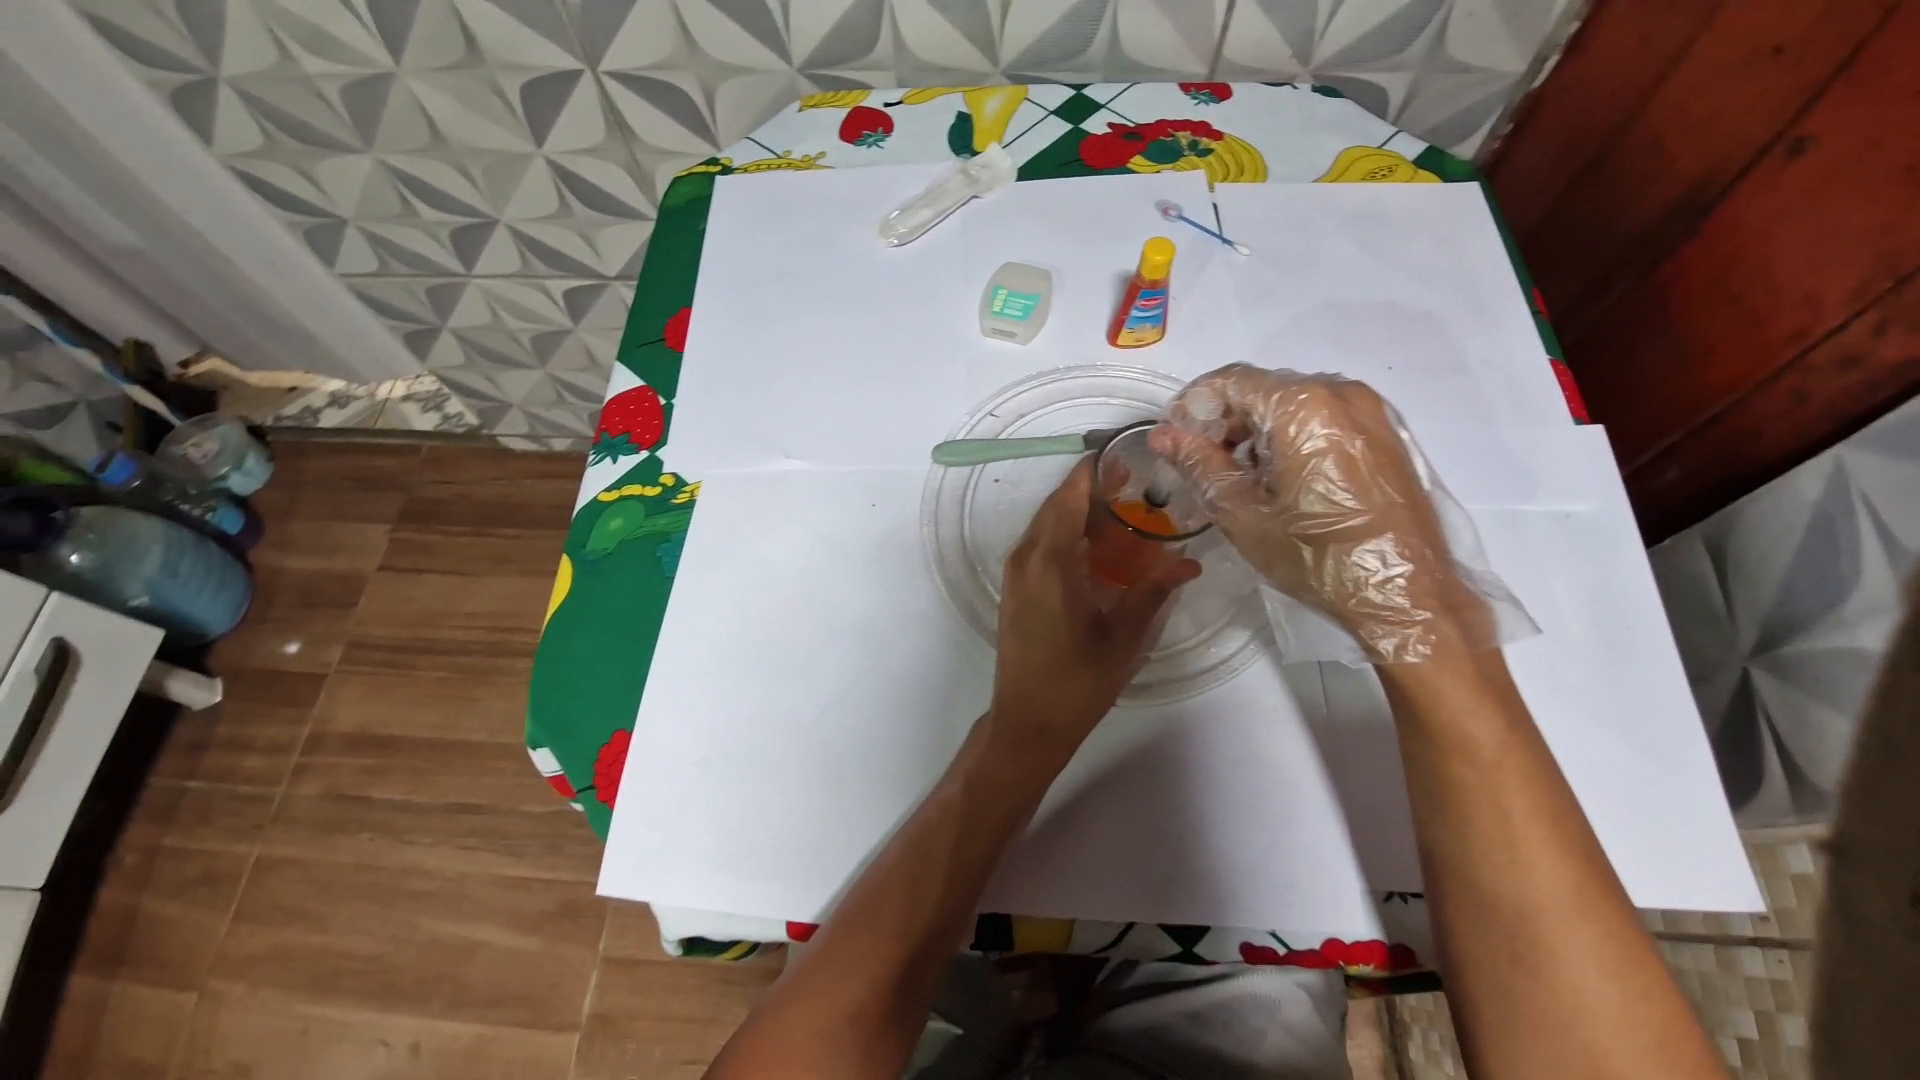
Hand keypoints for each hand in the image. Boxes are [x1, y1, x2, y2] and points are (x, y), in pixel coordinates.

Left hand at [991, 458, 1199, 749]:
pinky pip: (1042, 545)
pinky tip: (1101, 550)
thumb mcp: (1123, 638)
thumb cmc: (1076, 683)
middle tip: (1137, 483)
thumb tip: (1188, 562)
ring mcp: (1016, 573)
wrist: (1027, 722)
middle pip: (1057, 505)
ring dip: (1081, 514)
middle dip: (1094, 491)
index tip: (1126, 453)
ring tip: (1125, 512)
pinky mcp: (1016, 588)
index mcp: (1050, 562)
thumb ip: (1152, 591)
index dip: (1095, 470)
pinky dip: (1070, 536)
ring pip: (1048, 525)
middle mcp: (1026, 558)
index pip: (1069, 496)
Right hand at [1150, 363, 1491, 662]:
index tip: (1173, 440)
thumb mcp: (1244, 514)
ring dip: (1258, 431)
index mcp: (1303, 406)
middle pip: (1264, 389)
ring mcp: (1371, 412)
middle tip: (1201, 465)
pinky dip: (1293, 438)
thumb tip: (1163, 436)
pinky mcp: (1387, 434)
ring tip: (1240, 479)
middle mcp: (1340, 394)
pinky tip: (1282, 481)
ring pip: (1295, 404)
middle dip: (1225, 421)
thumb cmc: (1317, 558)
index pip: (1231, 381)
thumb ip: (1200, 465)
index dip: (1192, 406)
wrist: (1407, 595)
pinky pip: (1326, 419)